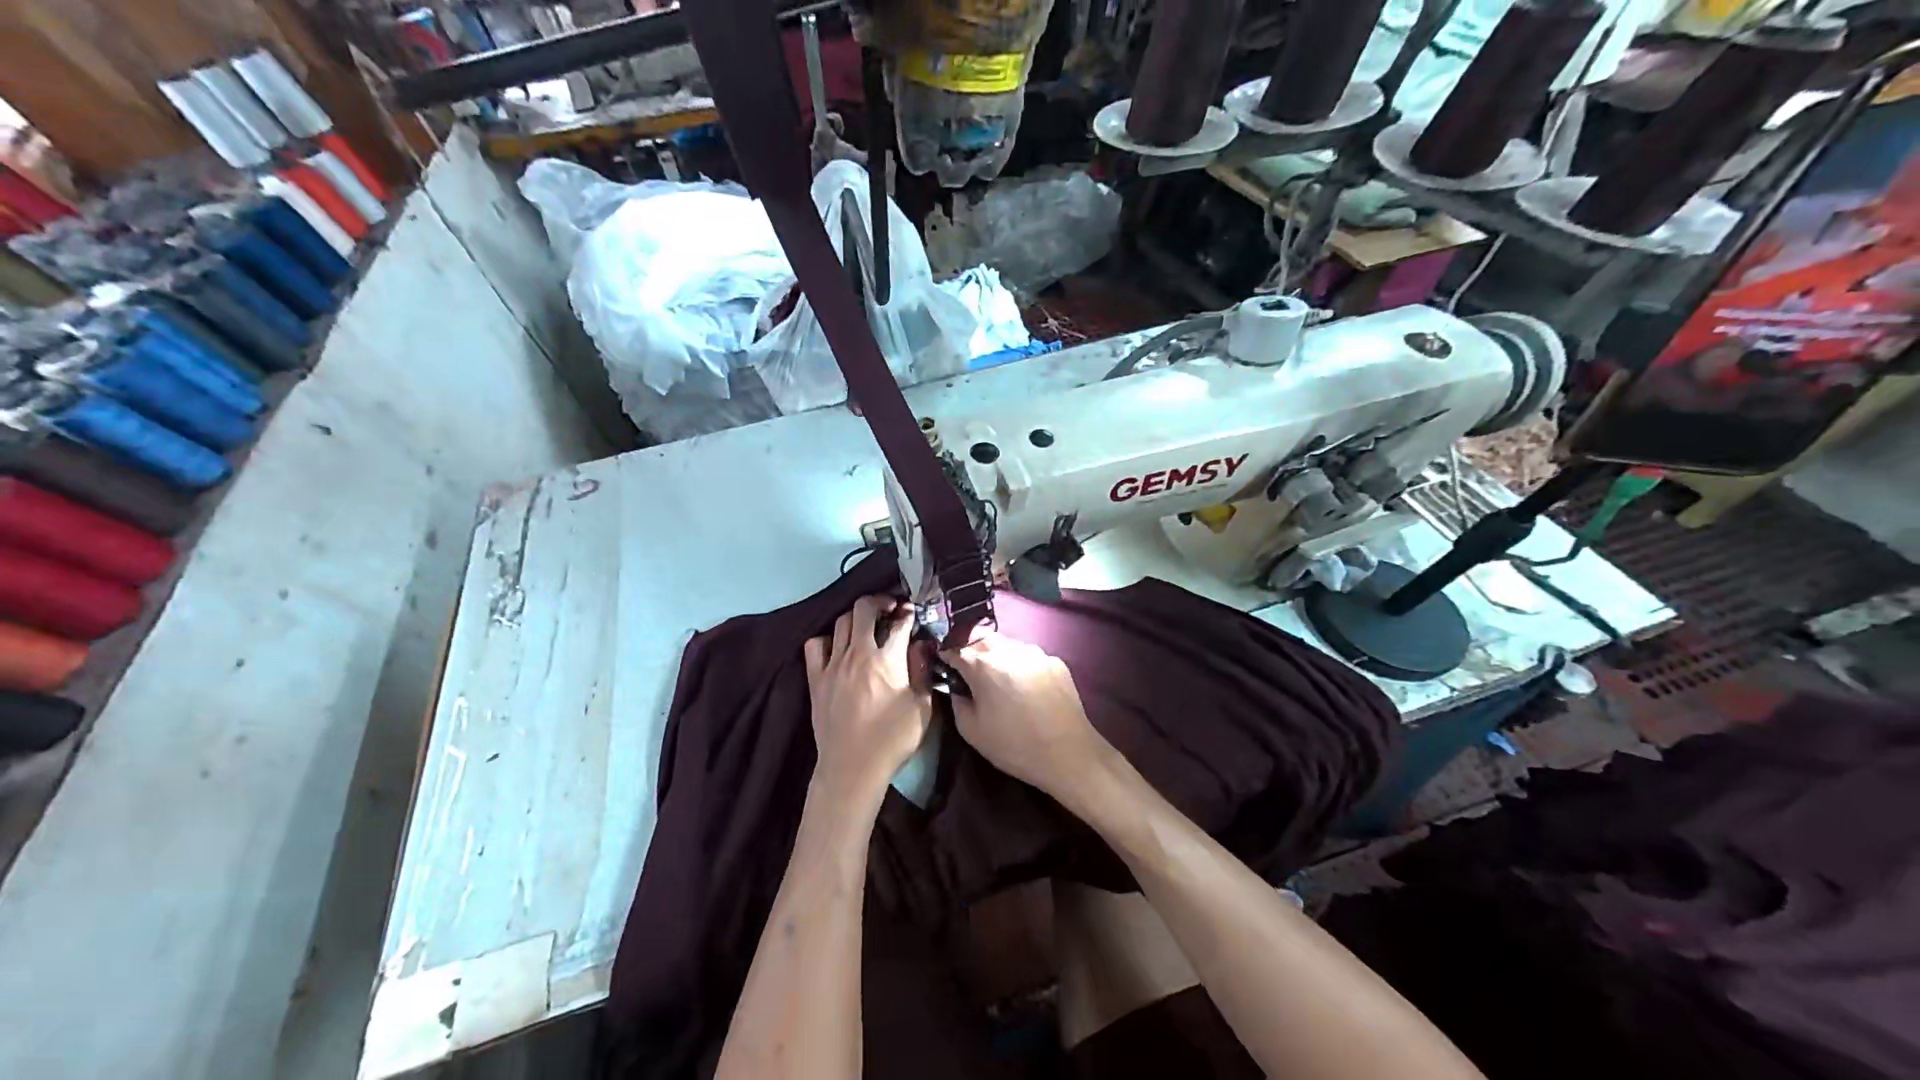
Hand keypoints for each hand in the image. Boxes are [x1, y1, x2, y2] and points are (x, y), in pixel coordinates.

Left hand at [805, 595, 930, 795]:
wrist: (852, 767)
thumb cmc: (892, 739)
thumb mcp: (922, 707)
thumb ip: (922, 671)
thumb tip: (921, 644)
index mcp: (886, 659)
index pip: (898, 622)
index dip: (908, 612)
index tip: (912, 613)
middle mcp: (857, 653)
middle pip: (863, 609)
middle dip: (879, 602)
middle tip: (890, 609)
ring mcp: (832, 664)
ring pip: (840, 622)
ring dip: (856, 617)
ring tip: (866, 625)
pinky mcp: (815, 679)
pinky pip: (815, 646)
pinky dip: (827, 640)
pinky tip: (837, 649)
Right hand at [940, 632, 1110, 801]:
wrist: (1068, 753)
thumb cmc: (1014, 745)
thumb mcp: (971, 731)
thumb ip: (957, 701)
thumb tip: (958, 687)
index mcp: (983, 665)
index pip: (955, 648)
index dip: (946, 656)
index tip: (944, 665)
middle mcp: (1009, 650)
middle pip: (981, 638)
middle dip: (970, 649)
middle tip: (969, 671)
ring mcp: (1035, 652)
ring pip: (1006, 644)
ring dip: (996, 655)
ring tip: (998, 679)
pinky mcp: (1055, 661)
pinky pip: (1029, 656)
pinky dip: (1020, 665)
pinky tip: (1025, 688)